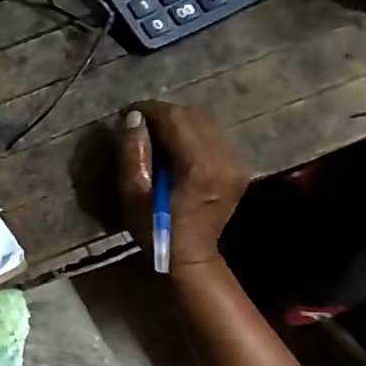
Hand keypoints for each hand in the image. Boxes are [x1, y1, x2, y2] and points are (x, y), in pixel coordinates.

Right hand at [118, 102, 251, 272]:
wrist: (191, 256)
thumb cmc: (155, 229)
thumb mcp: (133, 195)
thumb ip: (133, 153)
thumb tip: (133, 118)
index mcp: (198, 167)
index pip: (175, 119)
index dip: (149, 109)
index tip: (127, 113)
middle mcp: (224, 159)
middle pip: (193, 116)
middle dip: (163, 113)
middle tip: (137, 122)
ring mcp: (236, 163)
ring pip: (205, 122)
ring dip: (177, 121)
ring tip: (153, 131)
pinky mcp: (238, 167)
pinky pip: (213, 135)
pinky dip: (191, 132)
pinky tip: (173, 145)